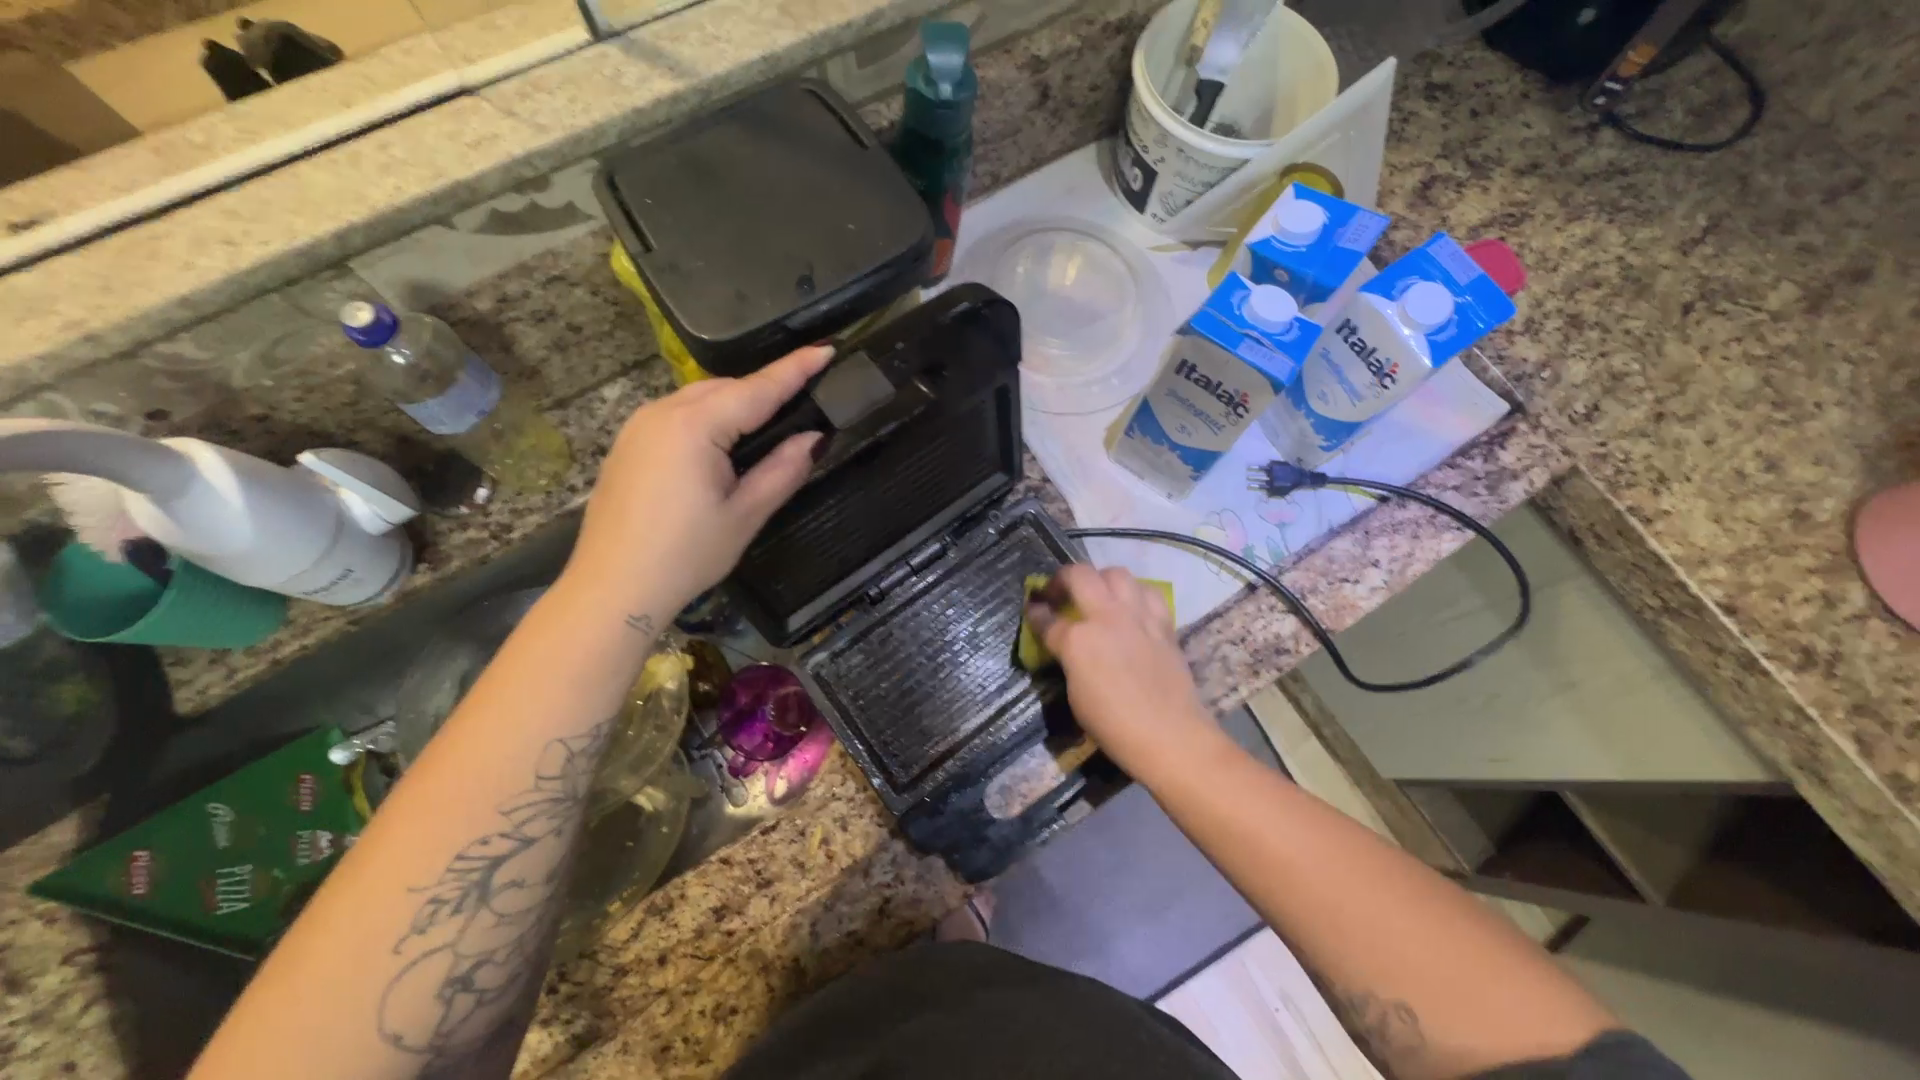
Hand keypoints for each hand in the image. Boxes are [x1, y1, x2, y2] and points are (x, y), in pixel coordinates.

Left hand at [566, 345, 833, 621]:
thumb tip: (814, 438)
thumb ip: (783, 469)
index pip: (757, 389)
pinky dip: (708, 418)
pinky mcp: (628, 444)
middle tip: (805, 403)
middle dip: (764, 390)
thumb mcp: (745, 515)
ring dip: (735, 404)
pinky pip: (678, 415)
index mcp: (694, 426)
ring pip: (700, 399)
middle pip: (726, 387)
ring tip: (769, 426)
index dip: (795, 369)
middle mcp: (662, 412)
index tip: (826, 349)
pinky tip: (723, 445)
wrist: (613, 589)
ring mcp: (639, 426)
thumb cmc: (685, 556)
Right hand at [1027, 565, 1219, 781]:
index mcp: (1077, 640)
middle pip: (1080, 575)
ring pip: (1117, 573)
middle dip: (1062, 578)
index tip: (1032, 608)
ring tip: (1098, 593)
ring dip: (1101, 578)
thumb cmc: (1113, 726)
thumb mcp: (1075, 695)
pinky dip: (1135, 593)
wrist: (1169, 734)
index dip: (1036, 613)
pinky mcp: (1163, 623)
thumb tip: (1068, 647)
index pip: (1047, 619)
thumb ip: (1069, 661)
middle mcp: (1106, 617)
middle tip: (1058, 591)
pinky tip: (1131, 607)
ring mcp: (1138, 616)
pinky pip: (1148, 593)